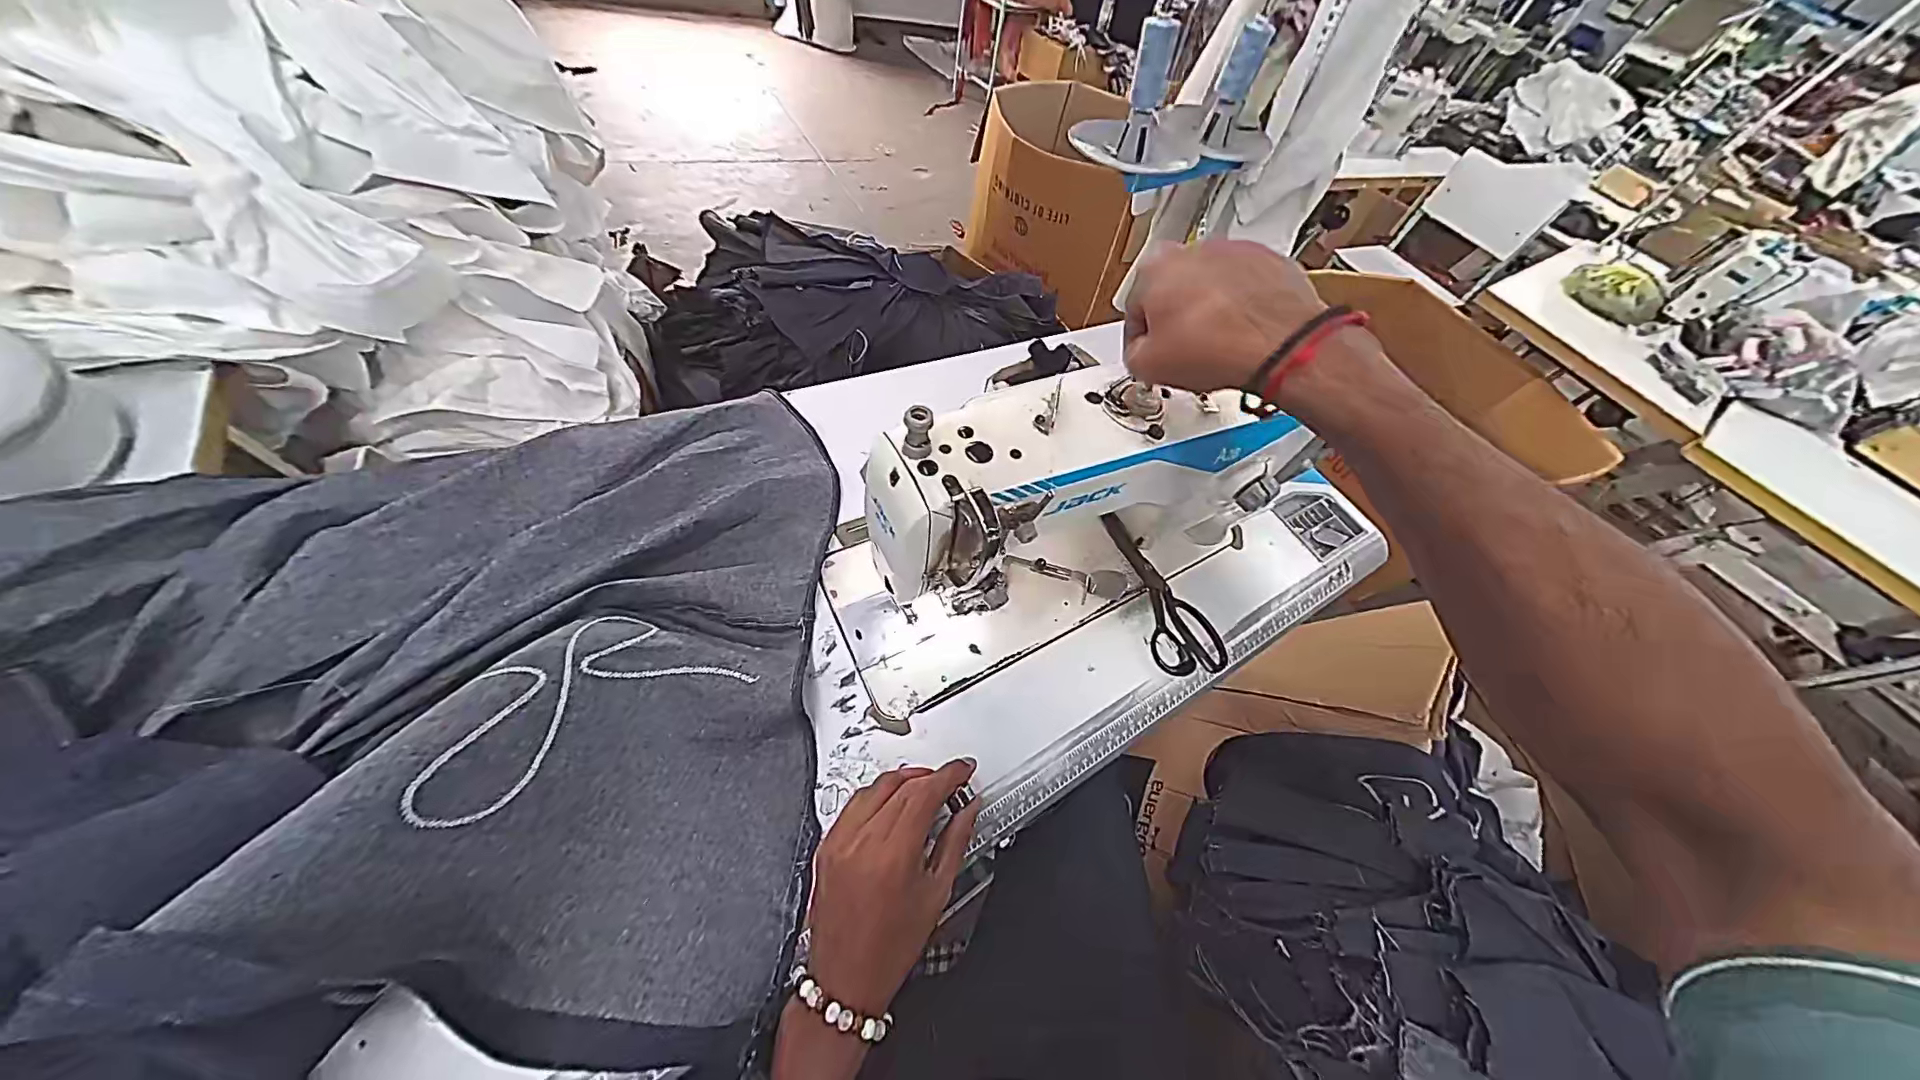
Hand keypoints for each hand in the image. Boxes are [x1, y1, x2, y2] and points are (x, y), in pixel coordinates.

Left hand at [805, 760, 980, 1016]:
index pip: (924, 792)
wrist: (845, 979)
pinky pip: (854, 803)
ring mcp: (840, 842)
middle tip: (949, 782)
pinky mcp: (826, 846)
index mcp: (893, 854)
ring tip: (923, 788)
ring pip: (876, 787)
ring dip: (903, 780)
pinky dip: (877, 795)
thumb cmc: (889, 949)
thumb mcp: (936, 894)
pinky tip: (891, 803)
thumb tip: (967, 809)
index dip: (949, 775)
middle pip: (902, 785)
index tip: (962, 771)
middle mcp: (862, 842)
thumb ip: (955, 841)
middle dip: (930, 777)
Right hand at [1124, 239, 1329, 391]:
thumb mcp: (1149, 366)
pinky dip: (1240, 309)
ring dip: (1208, 313)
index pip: (1134, 309)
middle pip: (1173, 292)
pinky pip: (1244, 288)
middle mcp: (1193, 250)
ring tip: (1214, 346)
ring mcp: (1233, 252)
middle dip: (1175, 320)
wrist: (1279, 344)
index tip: (1147, 353)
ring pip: (1208, 288)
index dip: (1140, 340)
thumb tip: (1141, 354)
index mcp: (1154, 267)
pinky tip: (1239, 336)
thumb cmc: (1219, 346)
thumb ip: (1134, 354)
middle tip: (1181, 350)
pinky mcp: (1267, 261)